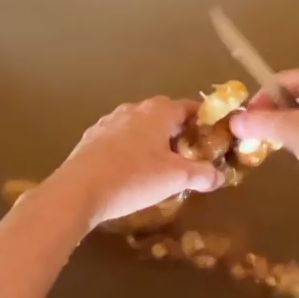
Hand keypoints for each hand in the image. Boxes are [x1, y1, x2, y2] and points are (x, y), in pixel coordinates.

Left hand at [42, 97, 223, 227]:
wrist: (78, 189)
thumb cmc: (134, 178)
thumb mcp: (175, 178)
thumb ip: (202, 174)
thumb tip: (219, 176)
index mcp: (158, 111)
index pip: (189, 107)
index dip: (203, 123)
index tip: (211, 141)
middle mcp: (134, 109)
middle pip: (164, 115)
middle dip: (178, 133)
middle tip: (188, 158)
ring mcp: (109, 121)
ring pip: (140, 127)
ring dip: (152, 141)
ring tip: (159, 166)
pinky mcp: (92, 137)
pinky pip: (120, 138)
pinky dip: (130, 149)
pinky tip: (130, 171)